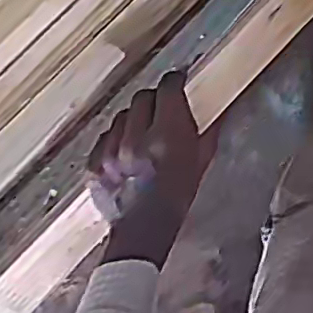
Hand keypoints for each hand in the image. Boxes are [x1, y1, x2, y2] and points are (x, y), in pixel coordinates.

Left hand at [90, 72, 216, 266]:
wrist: (143, 232)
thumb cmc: (178, 196)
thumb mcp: (201, 162)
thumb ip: (208, 130)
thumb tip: (219, 107)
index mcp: (167, 137)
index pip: (167, 89)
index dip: (174, 80)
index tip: (178, 79)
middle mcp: (135, 139)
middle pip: (142, 97)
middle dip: (154, 99)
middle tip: (162, 109)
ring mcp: (110, 151)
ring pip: (122, 115)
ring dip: (134, 119)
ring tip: (144, 134)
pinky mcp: (93, 162)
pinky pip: (105, 136)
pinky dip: (116, 138)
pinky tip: (126, 151)